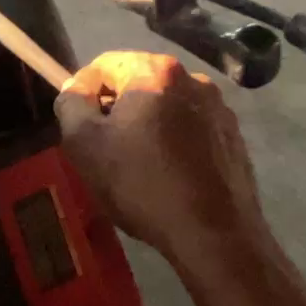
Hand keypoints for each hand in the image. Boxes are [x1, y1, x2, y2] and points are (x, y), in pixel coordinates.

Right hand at [54, 51, 261, 257]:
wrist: (217, 240)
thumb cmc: (142, 184)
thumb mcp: (83, 143)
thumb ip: (70, 103)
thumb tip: (77, 90)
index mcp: (155, 71)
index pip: (103, 65)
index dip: (83, 92)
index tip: (79, 126)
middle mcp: (192, 79)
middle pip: (137, 84)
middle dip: (116, 110)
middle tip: (105, 147)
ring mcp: (219, 110)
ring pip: (165, 107)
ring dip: (146, 125)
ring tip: (138, 165)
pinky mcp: (234, 140)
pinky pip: (190, 129)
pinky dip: (174, 143)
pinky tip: (168, 176)